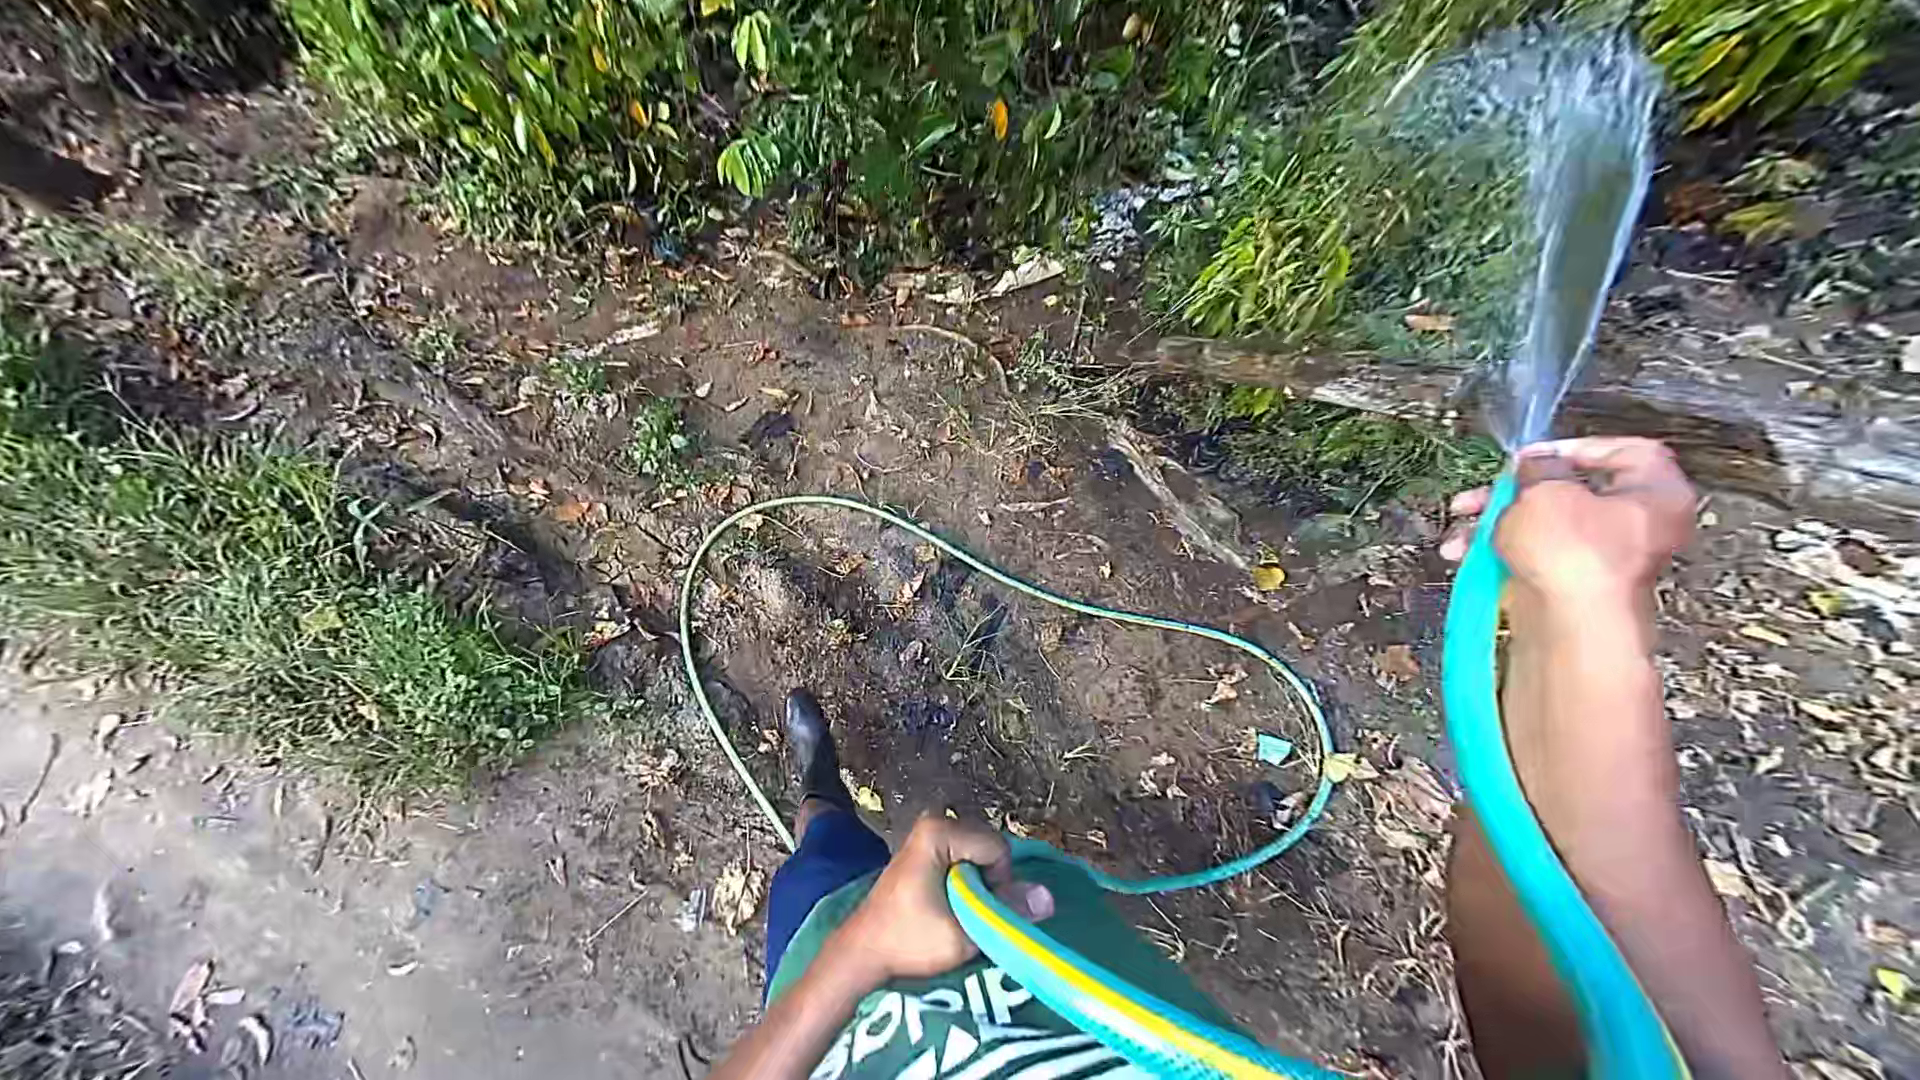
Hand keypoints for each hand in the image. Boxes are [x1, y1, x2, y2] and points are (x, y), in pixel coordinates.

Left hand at [829, 815, 1053, 983]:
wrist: (863, 951)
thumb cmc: (909, 941)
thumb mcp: (963, 934)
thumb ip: (1006, 912)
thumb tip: (1049, 897)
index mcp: (939, 830)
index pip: (997, 847)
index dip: (999, 883)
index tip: (979, 911)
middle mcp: (935, 820)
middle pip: (989, 845)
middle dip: (991, 880)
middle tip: (970, 912)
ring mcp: (929, 830)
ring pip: (980, 851)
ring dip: (980, 881)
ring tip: (958, 910)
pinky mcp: (927, 844)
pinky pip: (966, 854)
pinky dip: (968, 878)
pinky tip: (950, 902)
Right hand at [1441, 437, 1696, 607]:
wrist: (1567, 620)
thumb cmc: (1569, 553)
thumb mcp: (1544, 492)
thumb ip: (1537, 468)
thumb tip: (1533, 463)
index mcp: (1655, 494)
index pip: (1624, 452)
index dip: (1572, 448)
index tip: (1528, 457)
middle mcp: (1636, 523)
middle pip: (1568, 491)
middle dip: (1512, 493)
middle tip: (1480, 496)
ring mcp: (1602, 555)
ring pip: (1540, 523)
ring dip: (1494, 522)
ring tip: (1461, 531)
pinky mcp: (1570, 579)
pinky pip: (1532, 552)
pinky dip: (1498, 549)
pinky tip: (1465, 553)